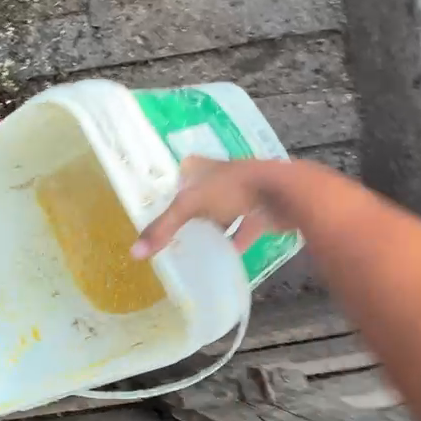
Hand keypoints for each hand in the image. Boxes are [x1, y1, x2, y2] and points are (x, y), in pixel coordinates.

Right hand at [131, 157, 297, 258]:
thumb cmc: (232, 188)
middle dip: (191, 208)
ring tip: (197, 242)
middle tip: (175, 227)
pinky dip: (238, 239)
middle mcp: (223, 175)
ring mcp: (245, 191)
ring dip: (214, 224)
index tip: (161, 201)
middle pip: (202, 191)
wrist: (286, 192)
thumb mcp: (190, 206)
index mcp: (203, 166)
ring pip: (224, 209)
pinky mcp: (263, 209)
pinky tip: (228, 253)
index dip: (173, 183)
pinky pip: (246, 226)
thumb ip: (164, 227)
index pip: (183, 170)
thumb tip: (134, 253)